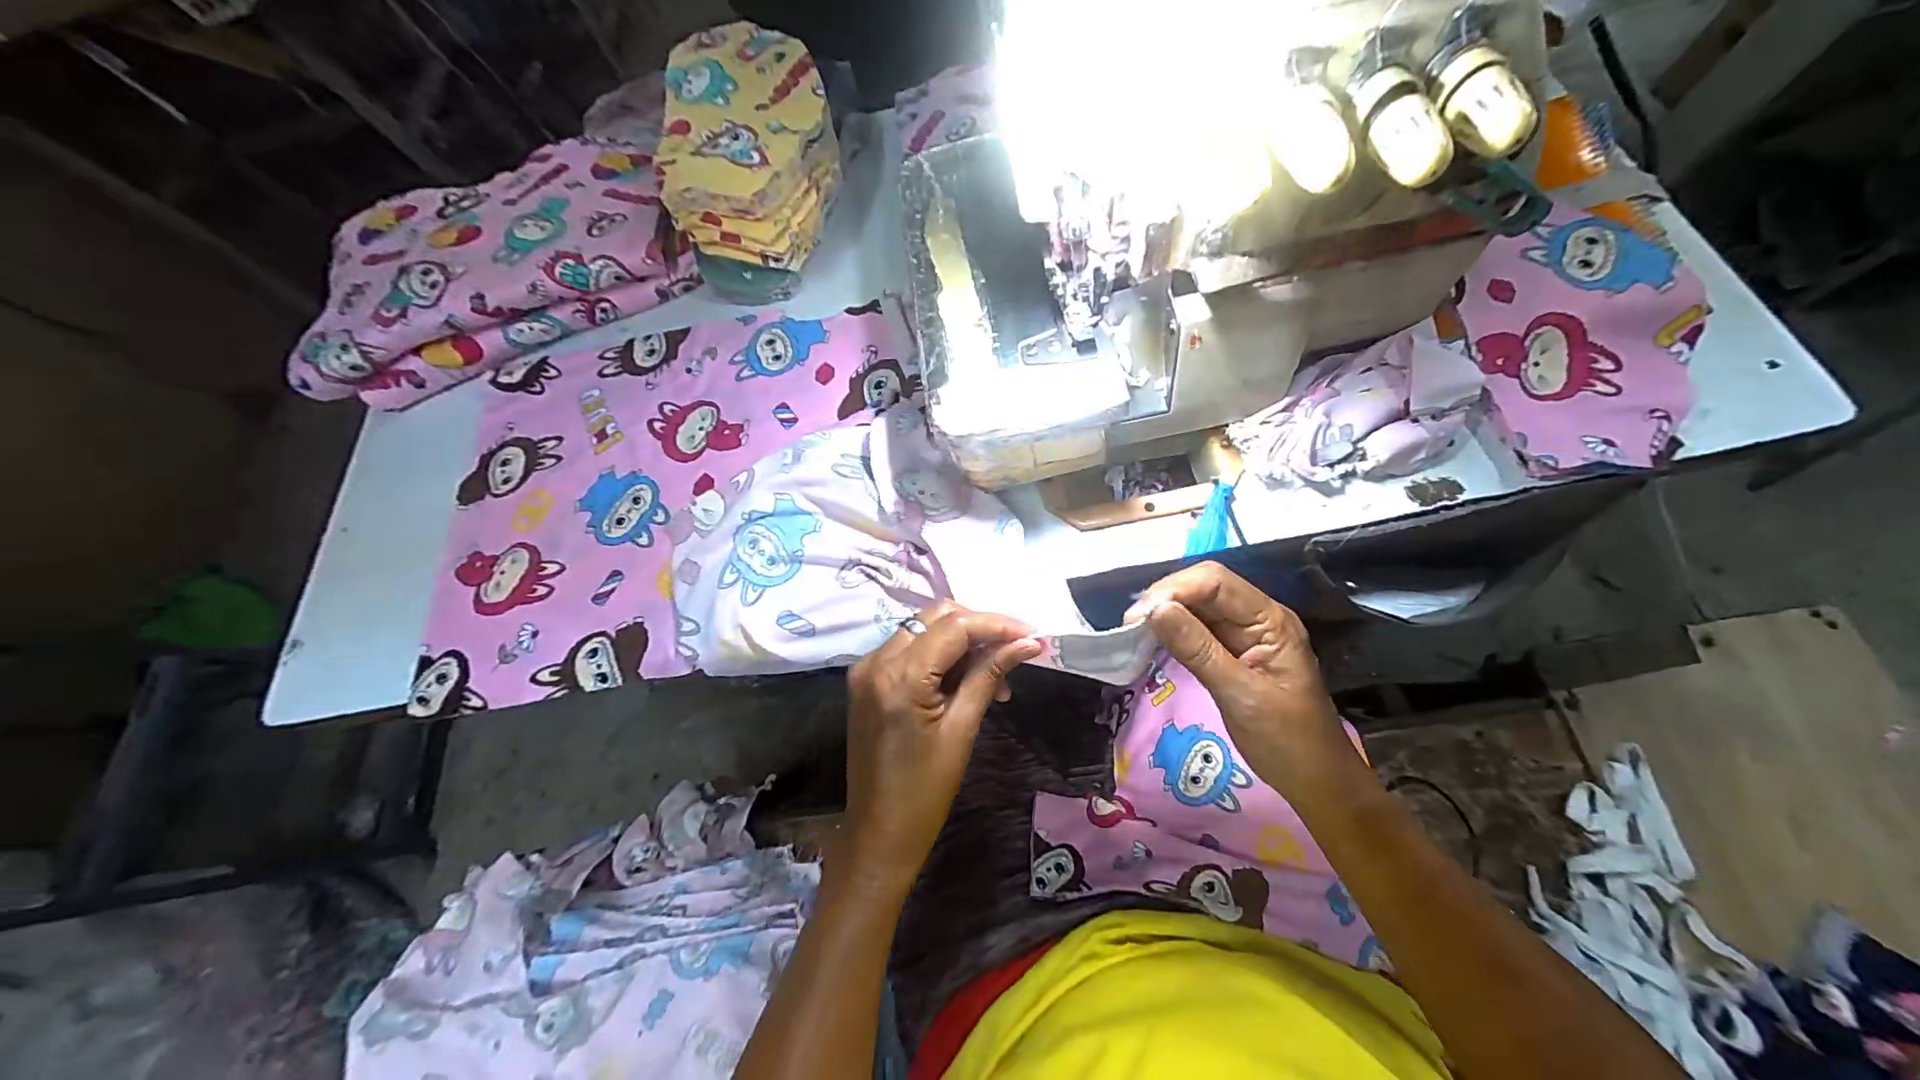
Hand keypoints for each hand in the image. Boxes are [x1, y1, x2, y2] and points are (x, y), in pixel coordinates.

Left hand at [842, 602, 1041, 888]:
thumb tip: (1028, 643)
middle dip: (979, 627)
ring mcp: (867, 669)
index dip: (996, 624)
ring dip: (961, 640)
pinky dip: (940, 654)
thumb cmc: (925, 790)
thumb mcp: (962, 728)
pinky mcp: (867, 680)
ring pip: (922, 629)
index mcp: (899, 676)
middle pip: (935, 618)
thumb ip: (990, 675)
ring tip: (997, 674)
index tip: (1032, 635)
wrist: (879, 832)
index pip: (953, 626)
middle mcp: (876, 661)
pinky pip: (909, 649)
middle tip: (1015, 650)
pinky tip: (967, 678)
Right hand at [1124, 562, 1343, 771]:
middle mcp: (1258, 618)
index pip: (1216, 582)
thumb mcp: (1240, 696)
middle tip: (1130, 625)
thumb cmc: (1287, 741)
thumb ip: (1197, 650)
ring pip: (1197, 607)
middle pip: (1205, 588)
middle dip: (1165, 598)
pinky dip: (1172, 631)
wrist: (1316, 780)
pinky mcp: (1232, 652)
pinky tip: (1151, 641)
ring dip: (1165, 613)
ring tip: (1134, 632)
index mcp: (1271, 621)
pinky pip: (1197, 629)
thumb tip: (1155, 610)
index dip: (1174, 589)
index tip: (1139, 616)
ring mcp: (1245, 635)